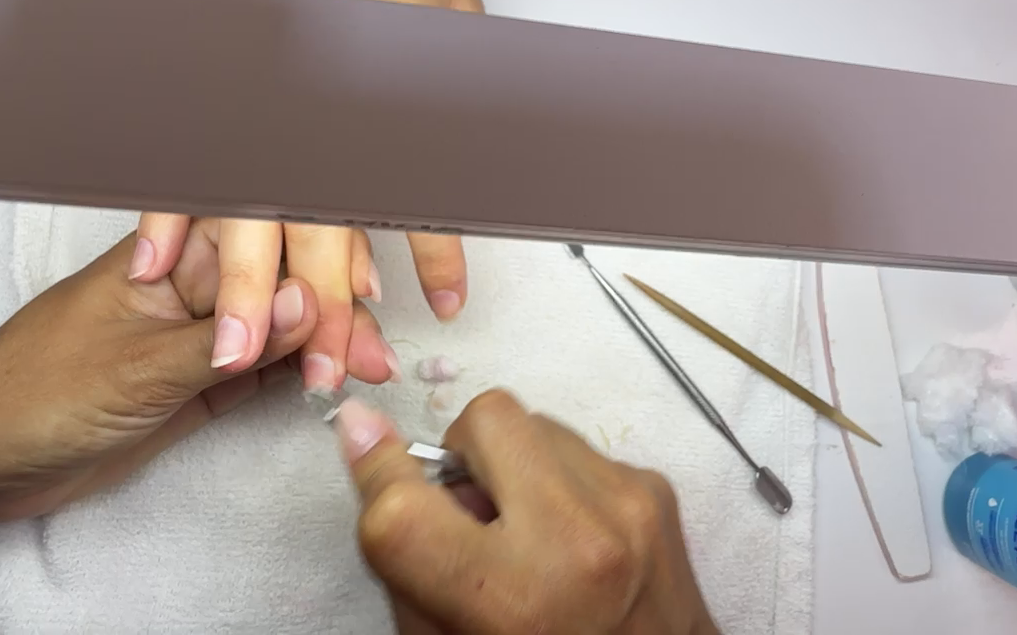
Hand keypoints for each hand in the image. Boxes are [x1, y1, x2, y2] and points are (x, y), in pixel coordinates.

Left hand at [0, 225, 353, 520]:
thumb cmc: (32, 398)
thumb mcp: (133, 370)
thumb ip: (223, 341)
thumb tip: (306, 302)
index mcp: (174, 253)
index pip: (259, 240)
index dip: (314, 261)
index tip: (356, 293)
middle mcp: (202, 281)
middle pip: (286, 280)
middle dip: (336, 311)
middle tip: (369, 353)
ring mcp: (213, 326)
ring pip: (289, 321)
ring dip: (332, 342)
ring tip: (371, 369)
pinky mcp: (217, 371)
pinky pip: (275, 360)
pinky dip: (309, 368)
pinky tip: (341, 374)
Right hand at [333, 392, 718, 634]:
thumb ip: (408, 558)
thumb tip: (368, 438)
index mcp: (512, 602)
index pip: (406, 509)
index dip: (373, 467)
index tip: (361, 436)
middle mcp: (577, 538)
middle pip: (488, 416)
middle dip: (467, 448)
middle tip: (475, 500)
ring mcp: (626, 502)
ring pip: (537, 420)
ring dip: (519, 461)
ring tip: (532, 523)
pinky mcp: (656, 484)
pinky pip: (581, 445)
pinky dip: (563, 476)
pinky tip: (576, 528)